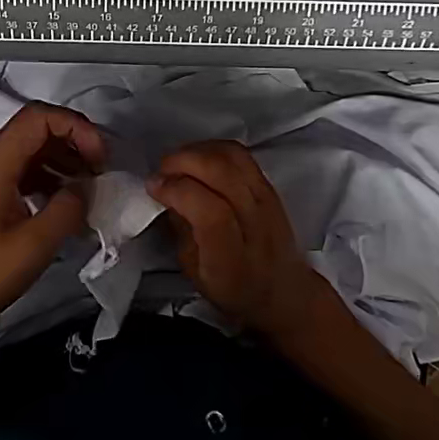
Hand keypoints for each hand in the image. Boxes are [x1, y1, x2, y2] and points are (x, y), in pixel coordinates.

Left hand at [0, 102, 106, 387]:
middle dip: (73, 142)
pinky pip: (18, 172)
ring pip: (28, 150)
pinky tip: (63, 204)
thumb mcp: (33, 246)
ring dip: (61, 161)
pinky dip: (46, 179)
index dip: (76, 127)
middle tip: (100, 172)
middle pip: (34, 129)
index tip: (100, 158)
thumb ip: (67, 209)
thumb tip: (85, 188)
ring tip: (88, 189)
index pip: (39, 117)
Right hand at [148, 140, 330, 339]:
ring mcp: (267, 199)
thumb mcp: (195, 272)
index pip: (210, 211)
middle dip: (183, 162)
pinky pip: (240, 154)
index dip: (177, 191)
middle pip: (222, 173)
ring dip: (197, 150)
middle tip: (161, 170)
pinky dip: (213, 149)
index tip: (154, 186)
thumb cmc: (233, 288)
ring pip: (232, 156)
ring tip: (177, 162)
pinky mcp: (269, 185)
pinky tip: (197, 158)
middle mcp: (255, 223)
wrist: (284, 290)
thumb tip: (164, 193)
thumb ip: (180, 230)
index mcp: (232, 258)